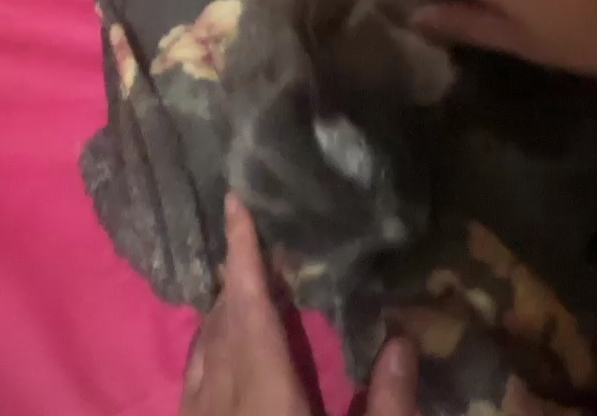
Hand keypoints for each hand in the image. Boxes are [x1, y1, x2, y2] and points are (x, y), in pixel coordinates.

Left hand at [180, 194, 417, 415]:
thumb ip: (387, 402)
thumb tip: (404, 341)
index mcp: (263, 390)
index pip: (249, 305)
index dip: (242, 250)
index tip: (234, 200)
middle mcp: (222, 397)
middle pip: (223, 320)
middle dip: (238, 274)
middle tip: (258, 235)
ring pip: (203, 347)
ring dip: (223, 310)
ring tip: (243, 282)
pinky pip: (192, 376)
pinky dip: (206, 346)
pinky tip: (218, 349)